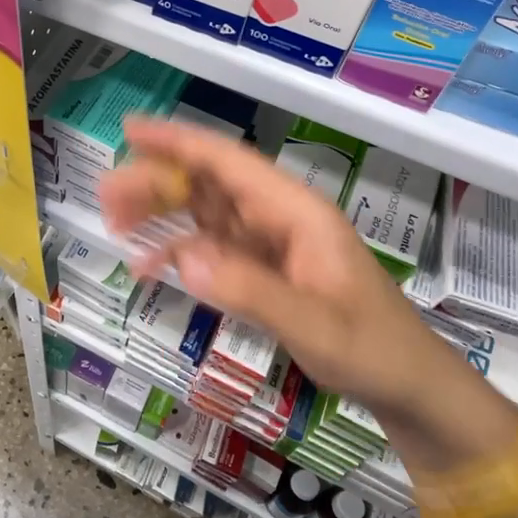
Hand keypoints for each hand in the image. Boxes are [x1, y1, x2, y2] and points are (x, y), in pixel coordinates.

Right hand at [99, 118, 455, 418]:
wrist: (411, 387)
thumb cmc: (372, 350)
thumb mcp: (315, 327)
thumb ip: (250, 292)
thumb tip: (183, 259)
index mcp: (296, 213)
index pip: (229, 163)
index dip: (179, 142)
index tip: (132, 130)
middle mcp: (279, 219)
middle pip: (209, 185)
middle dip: (157, 183)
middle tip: (106, 196)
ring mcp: (271, 245)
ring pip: (206, 214)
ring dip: (162, 213)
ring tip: (114, 222)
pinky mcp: (265, 271)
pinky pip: (213, 250)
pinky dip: (180, 251)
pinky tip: (148, 265)